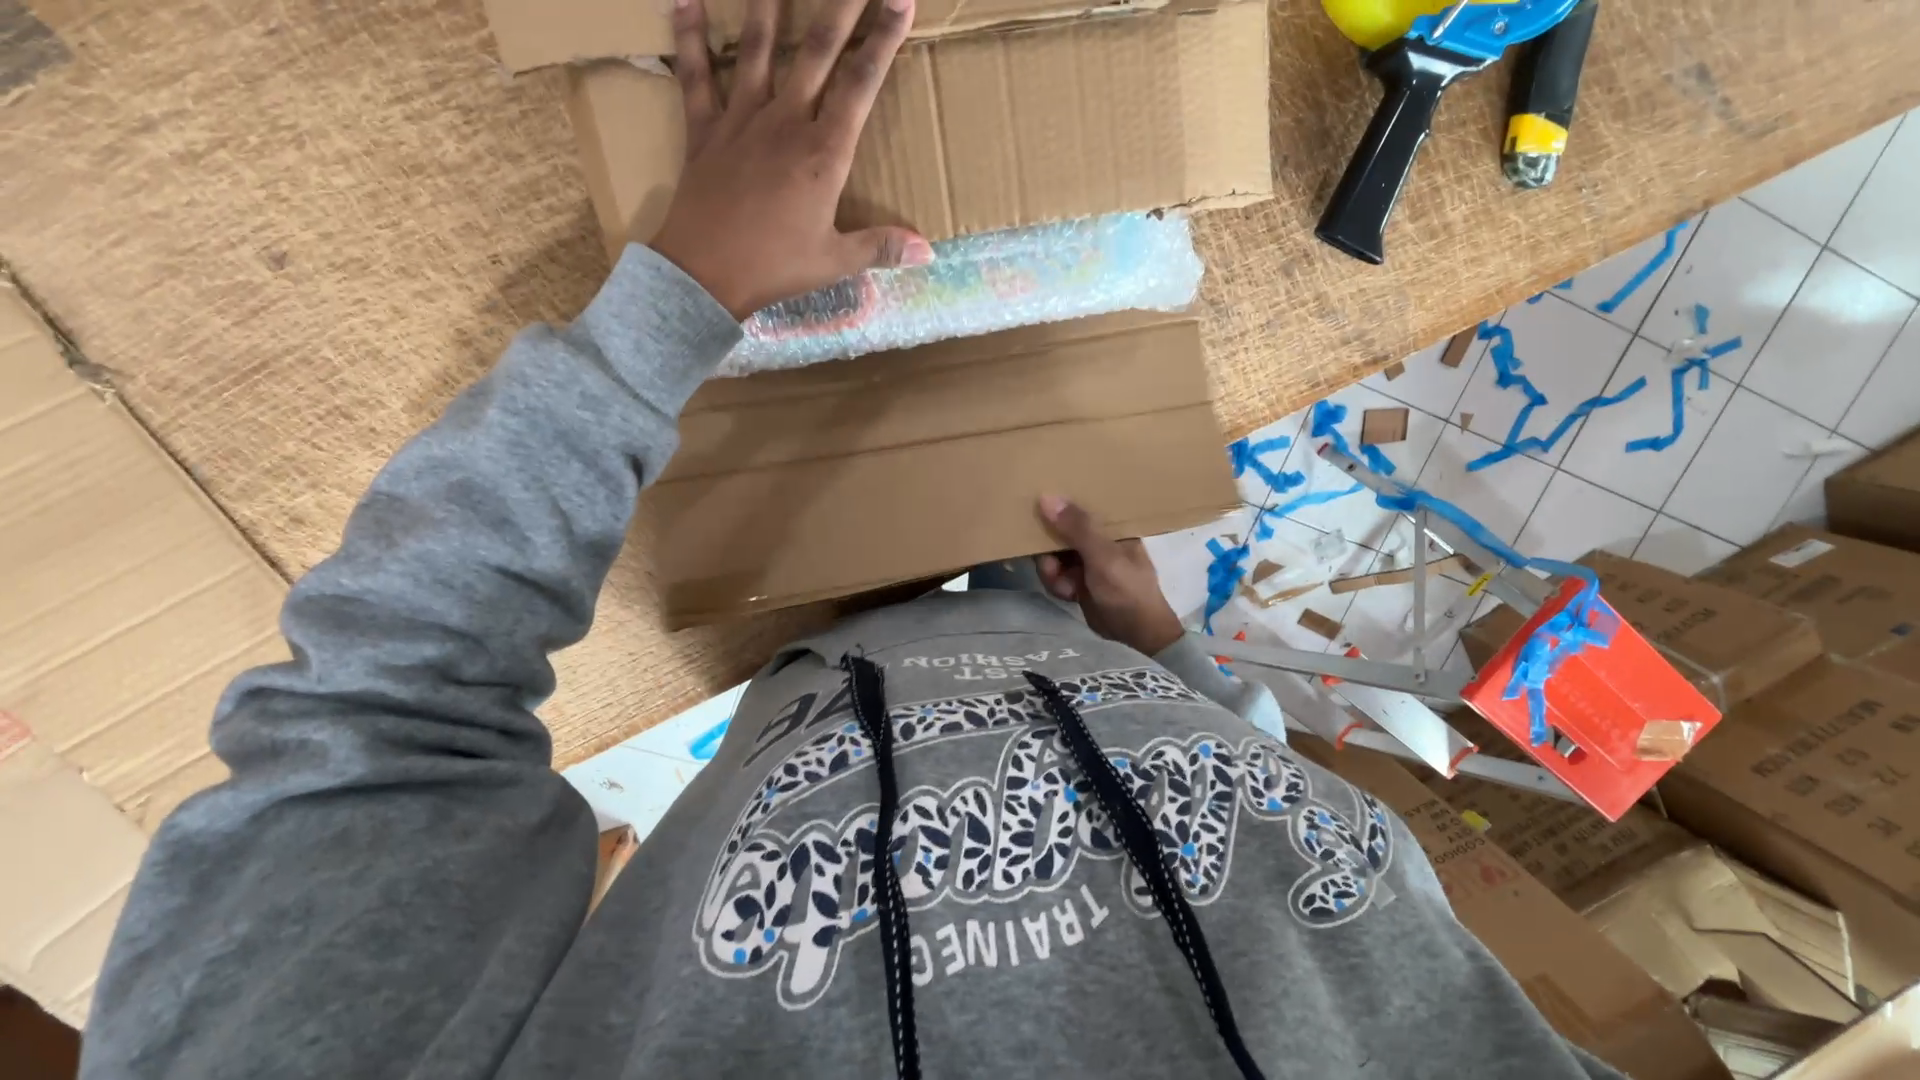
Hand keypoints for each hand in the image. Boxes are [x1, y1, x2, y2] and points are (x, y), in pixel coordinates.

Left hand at [649, 0, 932, 319]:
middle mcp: (785, 122)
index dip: (883, 39)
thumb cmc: (774, 268)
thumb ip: (881, 247)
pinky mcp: (704, 130)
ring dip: (770, 2)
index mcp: (824, 153)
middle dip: (842, 4)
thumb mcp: (834, 261)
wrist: (704, 274)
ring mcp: (741, 120)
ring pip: (759, 47)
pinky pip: (696, 75)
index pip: (861, 83)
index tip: (900, 0)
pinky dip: (689, 36)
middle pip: (818, 49)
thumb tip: (928, 252)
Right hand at [1036, 495, 1185, 656]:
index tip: (1036, 508)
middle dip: (1049, 550)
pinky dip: (1056, 585)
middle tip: (1051, 565)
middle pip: (1059, 531)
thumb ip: (1077, 528)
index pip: (1080, 505)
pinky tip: (1067, 594)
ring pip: (1052, 555)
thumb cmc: (1127, 589)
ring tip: (1064, 587)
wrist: (1135, 634)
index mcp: (1111, 525)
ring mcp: (1086, 560)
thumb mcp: (1103, 556)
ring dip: (1052, 572)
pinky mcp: (1077, 580)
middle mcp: (1097, 538)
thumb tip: (1047, 497)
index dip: (1057, 506)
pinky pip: (1054, 574)